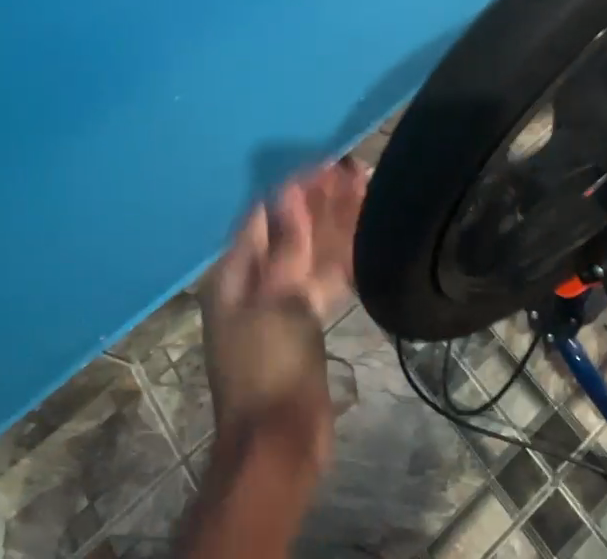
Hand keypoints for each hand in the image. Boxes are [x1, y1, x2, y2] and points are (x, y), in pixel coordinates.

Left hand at [197, 158, 368, 450]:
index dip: (298, 186)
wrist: (280, 441)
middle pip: (291, 230)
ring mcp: (280, 305)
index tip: (334, 164)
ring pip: (311, 253)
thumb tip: (290, 194)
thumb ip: (287, 246)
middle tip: (362, 174)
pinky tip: (368, 242)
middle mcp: (255, 283)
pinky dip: (343, 259)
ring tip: (371, 196)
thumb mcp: (278, 301)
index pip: (266, 213)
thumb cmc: (271, 367)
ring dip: (337, 226)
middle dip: (322, 202)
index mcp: (235, 275)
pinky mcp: (304, 326)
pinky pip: (324, 280)